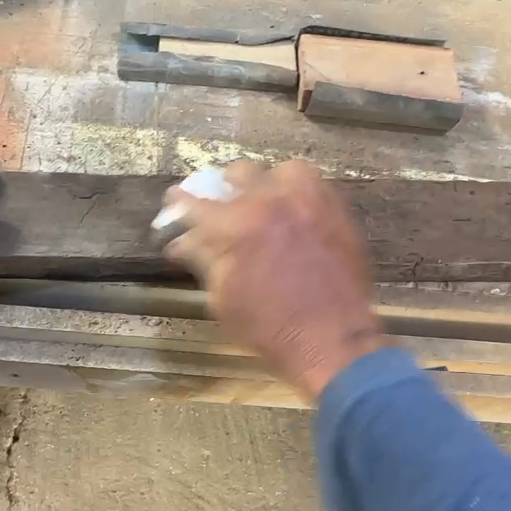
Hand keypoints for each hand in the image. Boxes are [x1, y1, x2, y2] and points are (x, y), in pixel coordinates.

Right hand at [163, 160, 387, 400]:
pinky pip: (315, 184)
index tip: (173, 202)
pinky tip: (293, 212)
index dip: (179, 202)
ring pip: (282, 170)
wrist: (331, 340)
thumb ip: (204, 261)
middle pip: (239, 174)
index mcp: (237, 225)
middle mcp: (273, 202)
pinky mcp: (338, 212)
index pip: (197, 203)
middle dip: (223, 188)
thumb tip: (181, 242)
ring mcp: (310, 203)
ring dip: (266, 183)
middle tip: (219, 206)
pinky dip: (298, 192)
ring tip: (263, 203)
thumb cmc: (269, 329)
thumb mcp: (223, 299)